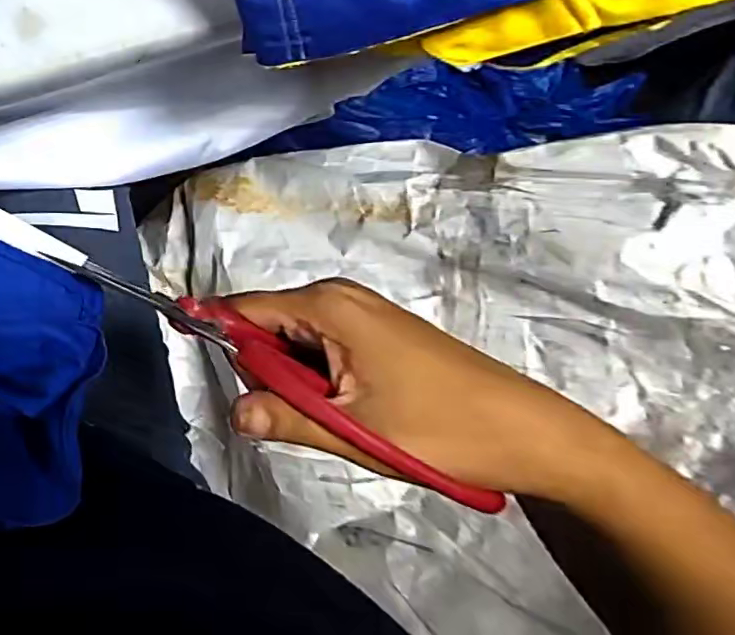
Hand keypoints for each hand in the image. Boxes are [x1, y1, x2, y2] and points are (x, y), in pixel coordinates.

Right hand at [220, 279, 634, 503]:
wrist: (545, 440)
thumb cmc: (448, 429)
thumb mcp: (358, 431)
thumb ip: (285, 418)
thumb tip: (232, 415)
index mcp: (325, 305)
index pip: (240, 309)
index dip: (212, 331)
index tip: (189, 347)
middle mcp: (336, 294)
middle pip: (264, 322)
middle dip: (268, 366)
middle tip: (302, 410)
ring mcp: (358, 306)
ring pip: (290, 334)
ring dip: (295, 373)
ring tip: (338, 411)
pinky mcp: (374, 323)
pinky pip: (317, 338)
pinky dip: (318, 370)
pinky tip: (352, 401)